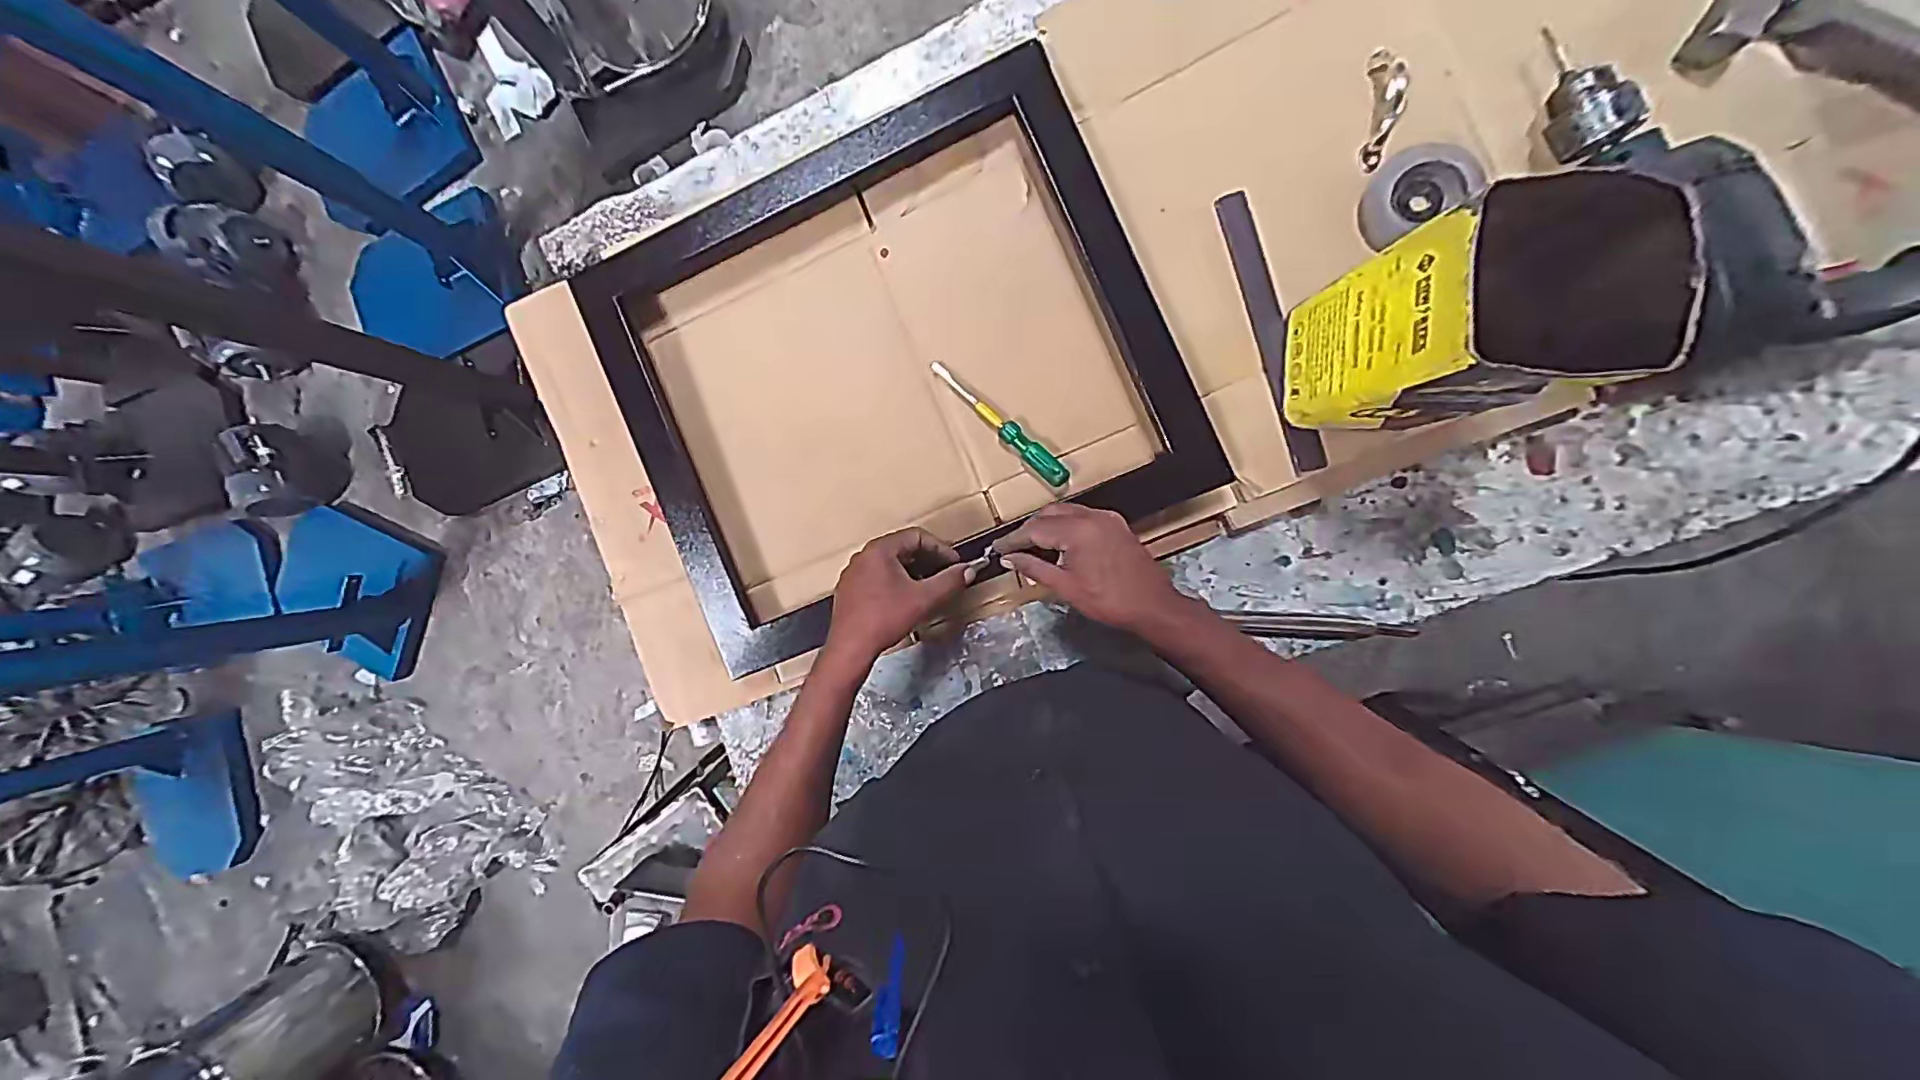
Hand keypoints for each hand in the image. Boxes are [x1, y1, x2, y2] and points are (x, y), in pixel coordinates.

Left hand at [824, 528, 976, 664]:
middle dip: (928, 561)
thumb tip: (966, 571)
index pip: (916, 537)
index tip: (953, 563)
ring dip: (912, 573)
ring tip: (928, 589)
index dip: (940, 549)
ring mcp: (854, 574)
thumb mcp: (924, 598)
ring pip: (890, 564)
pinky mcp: (850, 591)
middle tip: (944, 574)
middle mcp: (863, 557)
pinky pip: (877, 578)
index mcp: (880, 550)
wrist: (851, 647)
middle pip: (902, 548)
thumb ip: (949, 581)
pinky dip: (896, 583)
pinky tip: (905, 601)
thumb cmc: (881, 620)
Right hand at [993, 503, 1194, 635]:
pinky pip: (1083, 516)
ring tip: (1033, 546)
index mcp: (1078, 530)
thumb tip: (1010, 559)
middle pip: (1049, 514)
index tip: (998, 548)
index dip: (1013, 539)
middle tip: (1013, 548)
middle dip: (1029, 529)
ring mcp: (1107, 519)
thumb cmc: (1110, 602)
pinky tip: (1060, 543)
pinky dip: (1066, 524)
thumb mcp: (1066, 587)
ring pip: (1067, 511)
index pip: (1035, 529)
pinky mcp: (1116, 525)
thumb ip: (1034, 568)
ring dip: (1047, 524)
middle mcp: (1093, 517)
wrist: (1153, 606)